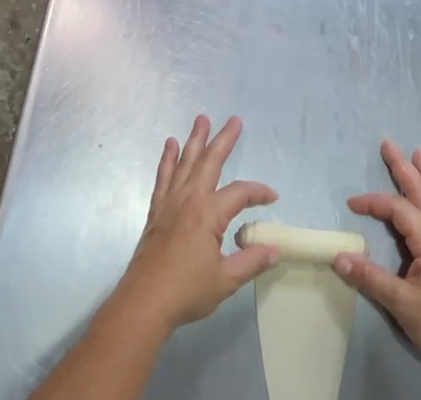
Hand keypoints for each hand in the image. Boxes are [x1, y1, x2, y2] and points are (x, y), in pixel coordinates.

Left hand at [114, 114, 279, 329]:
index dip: (259, 192)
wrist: (145, 300)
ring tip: (201, 119)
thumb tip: (275, 249)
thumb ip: (252, 261)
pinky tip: (170, 145)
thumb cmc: (187, 290)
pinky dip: (167, 159)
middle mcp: (188, 200)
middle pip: (209, 162)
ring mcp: (170, 203)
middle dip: (223, 140)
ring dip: (195, 140)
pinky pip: (163, 176)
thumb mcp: (227, 279)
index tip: (272, 197)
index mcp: (208, 214)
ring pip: (185, 163)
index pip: (240, 193)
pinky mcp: (157, 210)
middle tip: (234, 120)